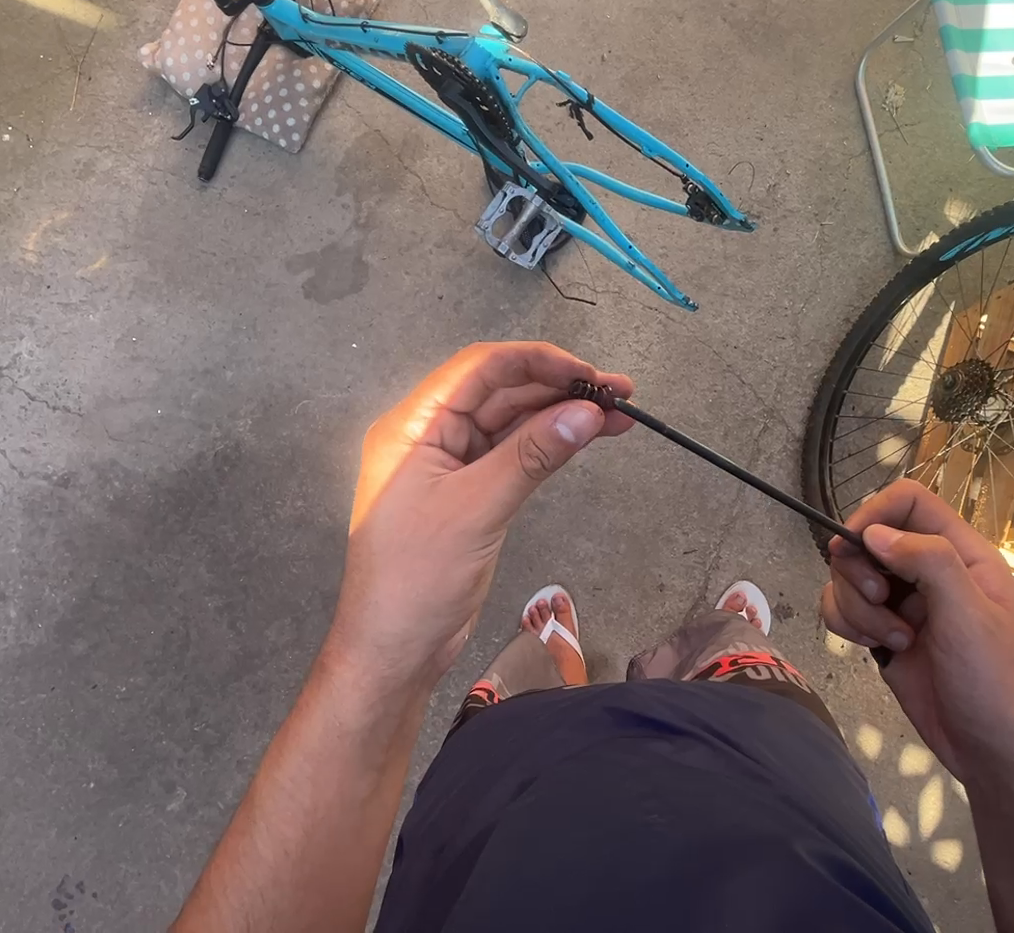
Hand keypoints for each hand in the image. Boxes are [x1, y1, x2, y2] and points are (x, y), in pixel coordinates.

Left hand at [331, 342, 633, 692]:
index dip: (538, 362)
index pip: (480, 368)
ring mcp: (451, 464)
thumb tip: (589, 412)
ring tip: (618, 415)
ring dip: (561, 416)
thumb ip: (532, 455)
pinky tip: (585, 438)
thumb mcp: (476, 509)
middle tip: (620, 394)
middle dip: (559, 388)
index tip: (590, 375)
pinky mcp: (469, 492)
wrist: (393, 652)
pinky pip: (513, 454)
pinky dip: (549, 445)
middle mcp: (431, 434)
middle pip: (501, 392)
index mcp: (415, 424)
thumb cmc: (418, 578)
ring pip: (512, 423)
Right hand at [819, 479, 1013, 783]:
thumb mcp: (971, 618)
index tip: (853, 545)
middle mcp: (929, 570)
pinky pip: (842, 607)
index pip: (908, 502)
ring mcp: (903, 602)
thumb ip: (928, 563)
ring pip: (848, 574)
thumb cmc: (998, 685)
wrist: (996, 757)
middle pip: (867, 537)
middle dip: (859, 570)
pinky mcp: (882, 631)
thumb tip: (873, 532)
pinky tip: (875, 650)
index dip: (874, 512)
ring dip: (855, 605)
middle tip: (879, 600)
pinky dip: (846, 624)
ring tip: (892, 641)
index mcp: (961, 555)